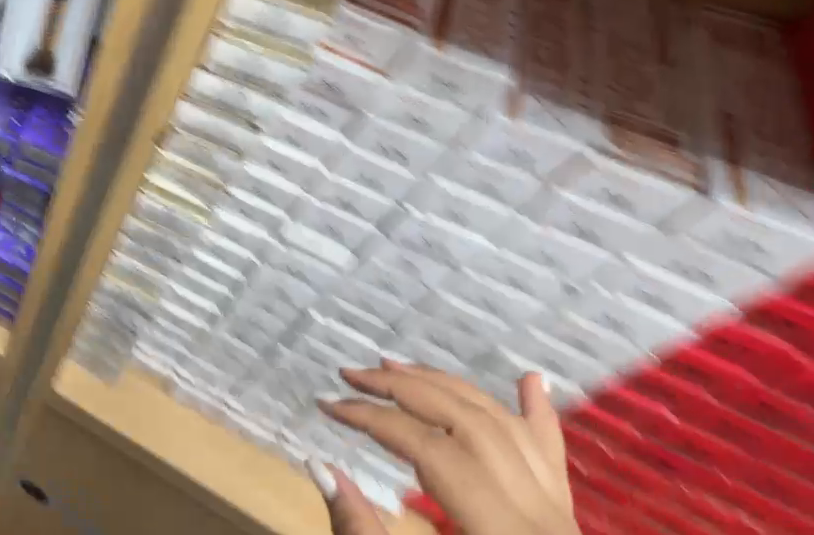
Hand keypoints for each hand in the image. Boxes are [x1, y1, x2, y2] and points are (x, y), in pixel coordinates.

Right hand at [310, 361, 577, 534]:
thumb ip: (362, 531)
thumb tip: (316, 464)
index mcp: (499, 532)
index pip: (427, 446)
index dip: (370, 418)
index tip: (323, 405)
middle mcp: (542, 518)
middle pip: (468, 422)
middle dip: (402, 389)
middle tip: (349, 375)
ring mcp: (563, 521)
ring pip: (508, 429)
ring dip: (450, 388)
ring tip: (397, 367)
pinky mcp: (568, 525)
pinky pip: (555, 460)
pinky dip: (539, 415)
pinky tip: (529, 380)